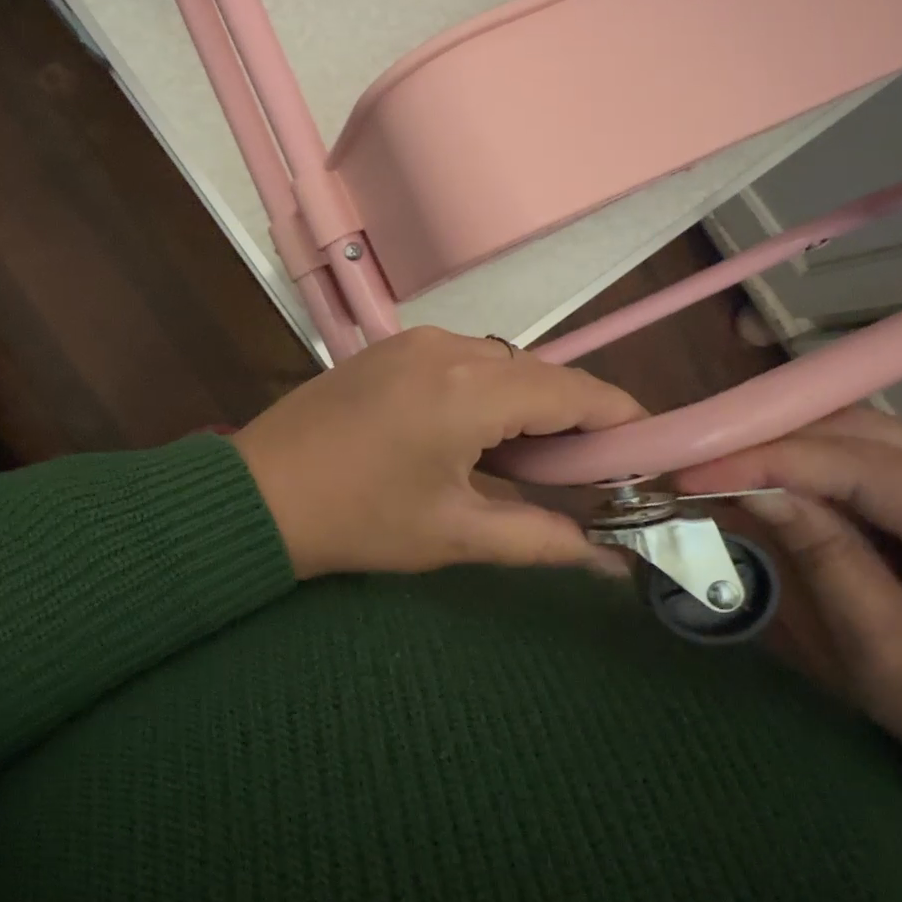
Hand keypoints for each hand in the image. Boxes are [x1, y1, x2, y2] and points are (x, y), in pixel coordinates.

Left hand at [232, 326, 642, 579]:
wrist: (254, 498)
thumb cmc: (355, 521)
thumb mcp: (453, 535)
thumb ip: (541, 539)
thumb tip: (611, 561)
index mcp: (471, 387)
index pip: (578, 392)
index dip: (623, 423)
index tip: (648, 460)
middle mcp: (447, 345)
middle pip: (540, 374)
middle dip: (572, 421)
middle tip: (584, 480)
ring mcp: (410, 341)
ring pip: (499, 365)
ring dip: (524, 407)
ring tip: (525, 467)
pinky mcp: (384, 350)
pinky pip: (458, 361)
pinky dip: (483, 393)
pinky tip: (473, 438)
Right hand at [680, 408, 901, 855]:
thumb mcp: (888, 661)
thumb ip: (827, 567)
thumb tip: (753, 492)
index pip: (877, 469)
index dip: (775, 459)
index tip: (688, 471)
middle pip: (877, 434)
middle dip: (774, 443)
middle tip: (692, 469)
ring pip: (878, 434)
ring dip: (794, 448)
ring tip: (723, 473)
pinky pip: (888, 456)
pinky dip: (821, 464)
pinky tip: (780, 485)